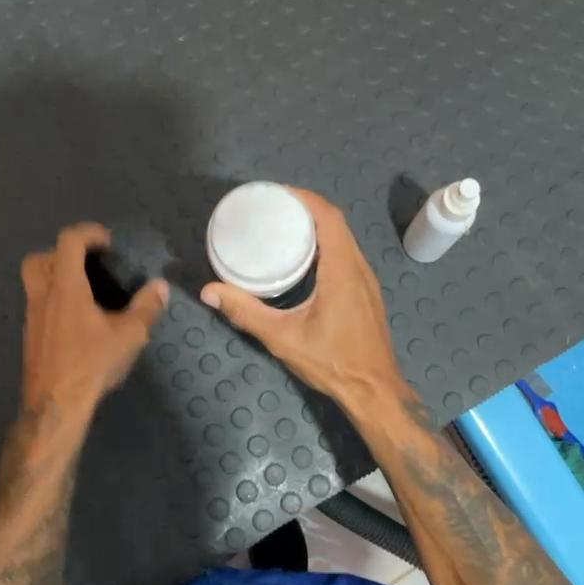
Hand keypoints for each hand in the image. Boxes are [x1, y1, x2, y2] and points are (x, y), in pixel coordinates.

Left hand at [19, 223, 169, 413]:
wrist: (56, 405)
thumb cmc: (91, 364)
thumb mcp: (129, 336)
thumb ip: (146, 307)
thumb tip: (160, 287)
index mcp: (66, 287)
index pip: (68, 242)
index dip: (88, 233)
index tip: (108, 243)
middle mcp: (43, 296)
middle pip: (40, 258)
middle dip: (63, 253)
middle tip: (89, 265)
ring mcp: (32, 316)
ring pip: (35, 282)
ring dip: (56, 277)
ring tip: (86, 292)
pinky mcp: (31, 336)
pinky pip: (38, 305)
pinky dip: (54, 300)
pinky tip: (78, 320)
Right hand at [199, 189, 405, 405]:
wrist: (374, 391)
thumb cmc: (332, 362)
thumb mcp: (283, 338)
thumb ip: (245, 312)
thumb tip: (209, 291)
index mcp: (342, 270)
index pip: (328, 218)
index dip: (305, 198)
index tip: (277, 193)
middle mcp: (359, 268)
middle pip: (336, 223)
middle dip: (306, 209)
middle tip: (272, 208)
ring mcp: (366, 281)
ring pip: (344, 239)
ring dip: (318, 226)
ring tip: (284, 226)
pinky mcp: (366, 293)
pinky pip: (347, 255)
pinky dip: (326, 244)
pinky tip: (304, 258)